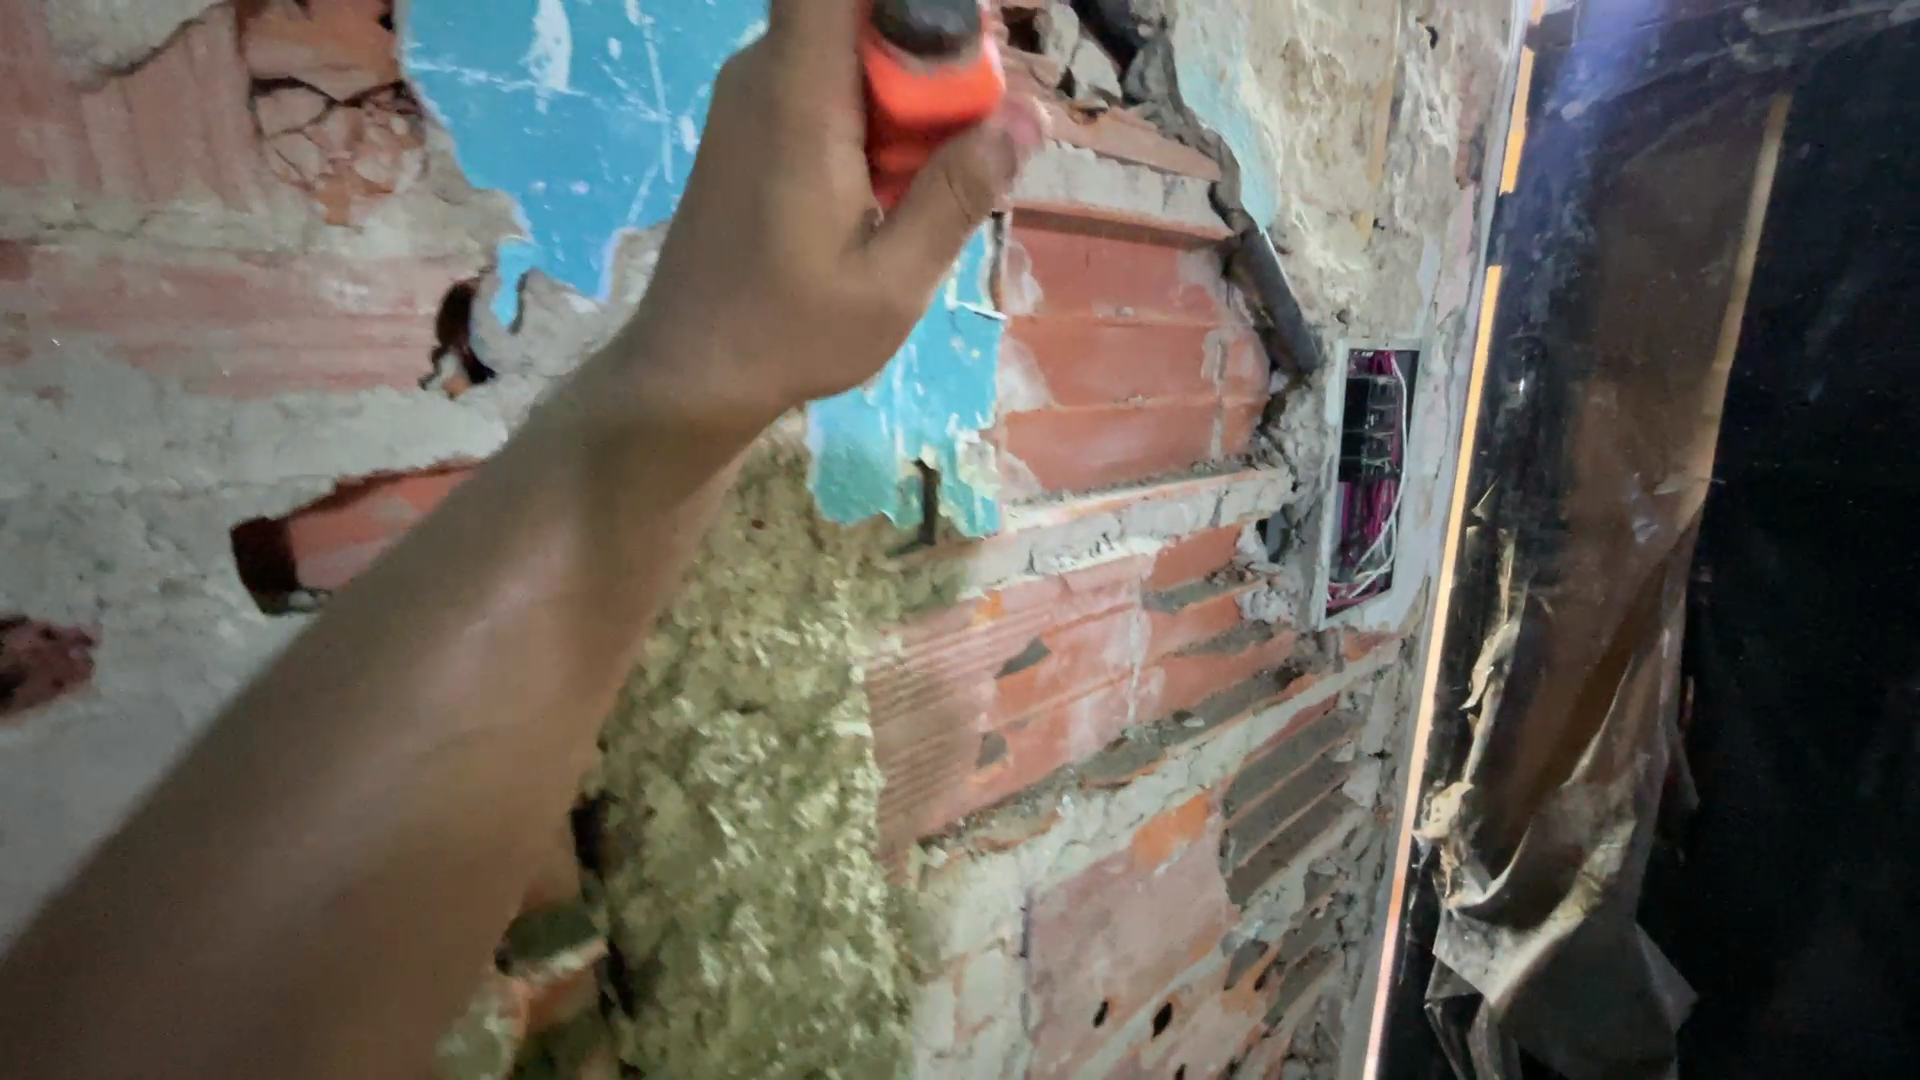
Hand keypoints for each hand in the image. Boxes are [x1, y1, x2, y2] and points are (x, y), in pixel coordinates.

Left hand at [624, 0, 1044, 431]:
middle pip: (861, 15)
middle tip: (961, 147)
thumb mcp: (894, 282)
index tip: (962, 53)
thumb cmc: (793, 335)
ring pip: (847, 53)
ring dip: (903, 103)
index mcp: (799, 99)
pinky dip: (869, 124)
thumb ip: (957, 194)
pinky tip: (878, 198)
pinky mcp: (750, 129)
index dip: (912, 2)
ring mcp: (750, 99)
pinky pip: (824, 89)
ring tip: (917, 189)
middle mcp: (765, 73)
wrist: (695, 370)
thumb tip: (1030, 117)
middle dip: (929, 65)